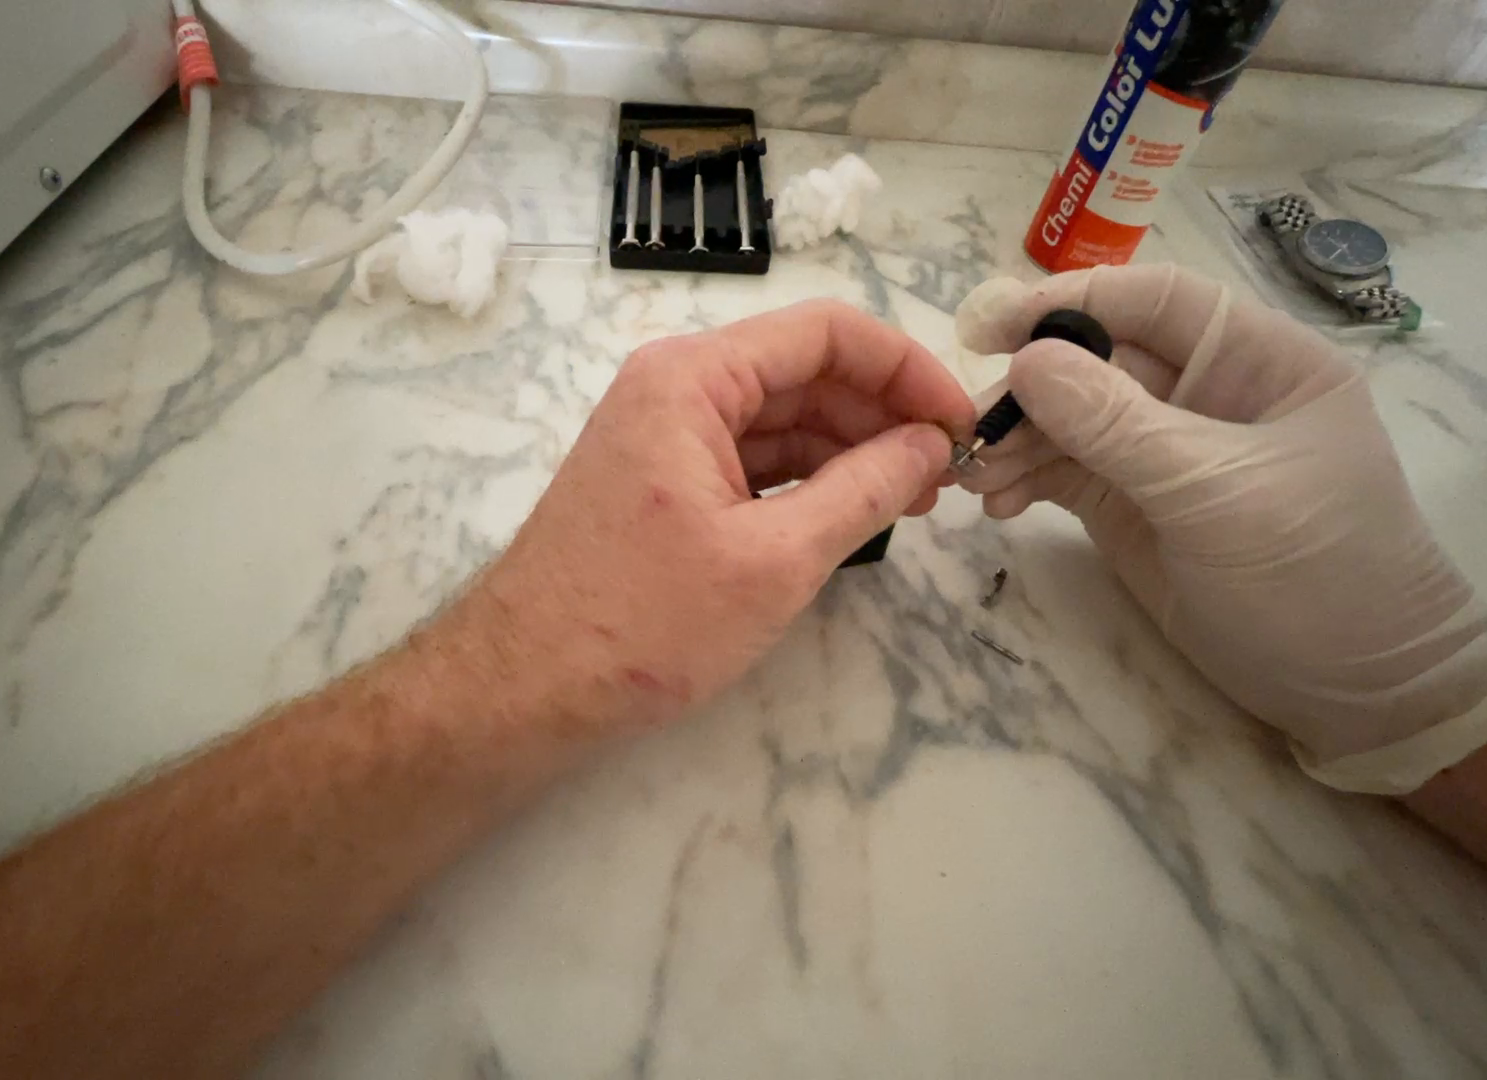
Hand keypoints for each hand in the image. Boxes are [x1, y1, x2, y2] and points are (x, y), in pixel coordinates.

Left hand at [468, 299, 974, 733]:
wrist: (527, 684)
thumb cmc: (647, 622)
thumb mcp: (775, 558)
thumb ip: (865, 489)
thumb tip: (929, 445)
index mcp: (693, 378)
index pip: (826, 333)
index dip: (906, 369)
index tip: (959, 423)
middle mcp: (674, 388)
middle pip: (803, 374)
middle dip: (882, 416)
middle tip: (945, 474)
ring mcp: (664, 436)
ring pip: (779, 421)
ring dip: (849, 452)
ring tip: (913, 498)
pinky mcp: (663, 482)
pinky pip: (750, 462)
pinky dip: (805, 481)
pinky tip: (849, 511)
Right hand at [954, 264, 1486, 792]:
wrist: (1342, 683)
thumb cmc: (1313, 572)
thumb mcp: (1216, 490)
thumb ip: (1118, 425)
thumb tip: (1025, 363)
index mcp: (1252, 361)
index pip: (1151, 302)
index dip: (1069, 304)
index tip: (988, 331)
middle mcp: (1197, 393)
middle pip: (1091, 365)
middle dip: (1027, 396)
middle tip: (971, 435)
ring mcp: (1154, 450)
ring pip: (1063, 421)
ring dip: (1013, 445)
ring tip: (973, 481)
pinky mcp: (1122, 499)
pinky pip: (1058, 472)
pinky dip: (1021, 482)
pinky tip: (997, 506)